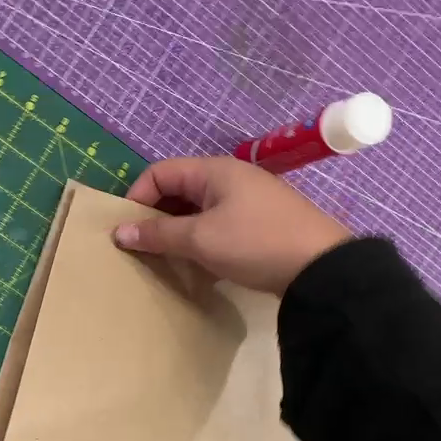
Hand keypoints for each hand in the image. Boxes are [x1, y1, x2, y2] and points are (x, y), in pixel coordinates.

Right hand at [111, 156, 352, 293]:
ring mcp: (247, 201)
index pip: (160, 172)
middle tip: (143, 247)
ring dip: (177, 232)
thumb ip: (158, 234)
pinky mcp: (258, 224)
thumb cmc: (255, 243)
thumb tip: (119, 232)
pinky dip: (199, 240)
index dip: (137, 197)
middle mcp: (229, 179)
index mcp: (214, 171)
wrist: (321, 268)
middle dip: (155, 216)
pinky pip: (216, 225)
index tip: (128, 230)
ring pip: (196, 210)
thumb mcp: (200, 239)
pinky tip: (197, 265)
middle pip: (177, 190)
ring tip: (166, 259)